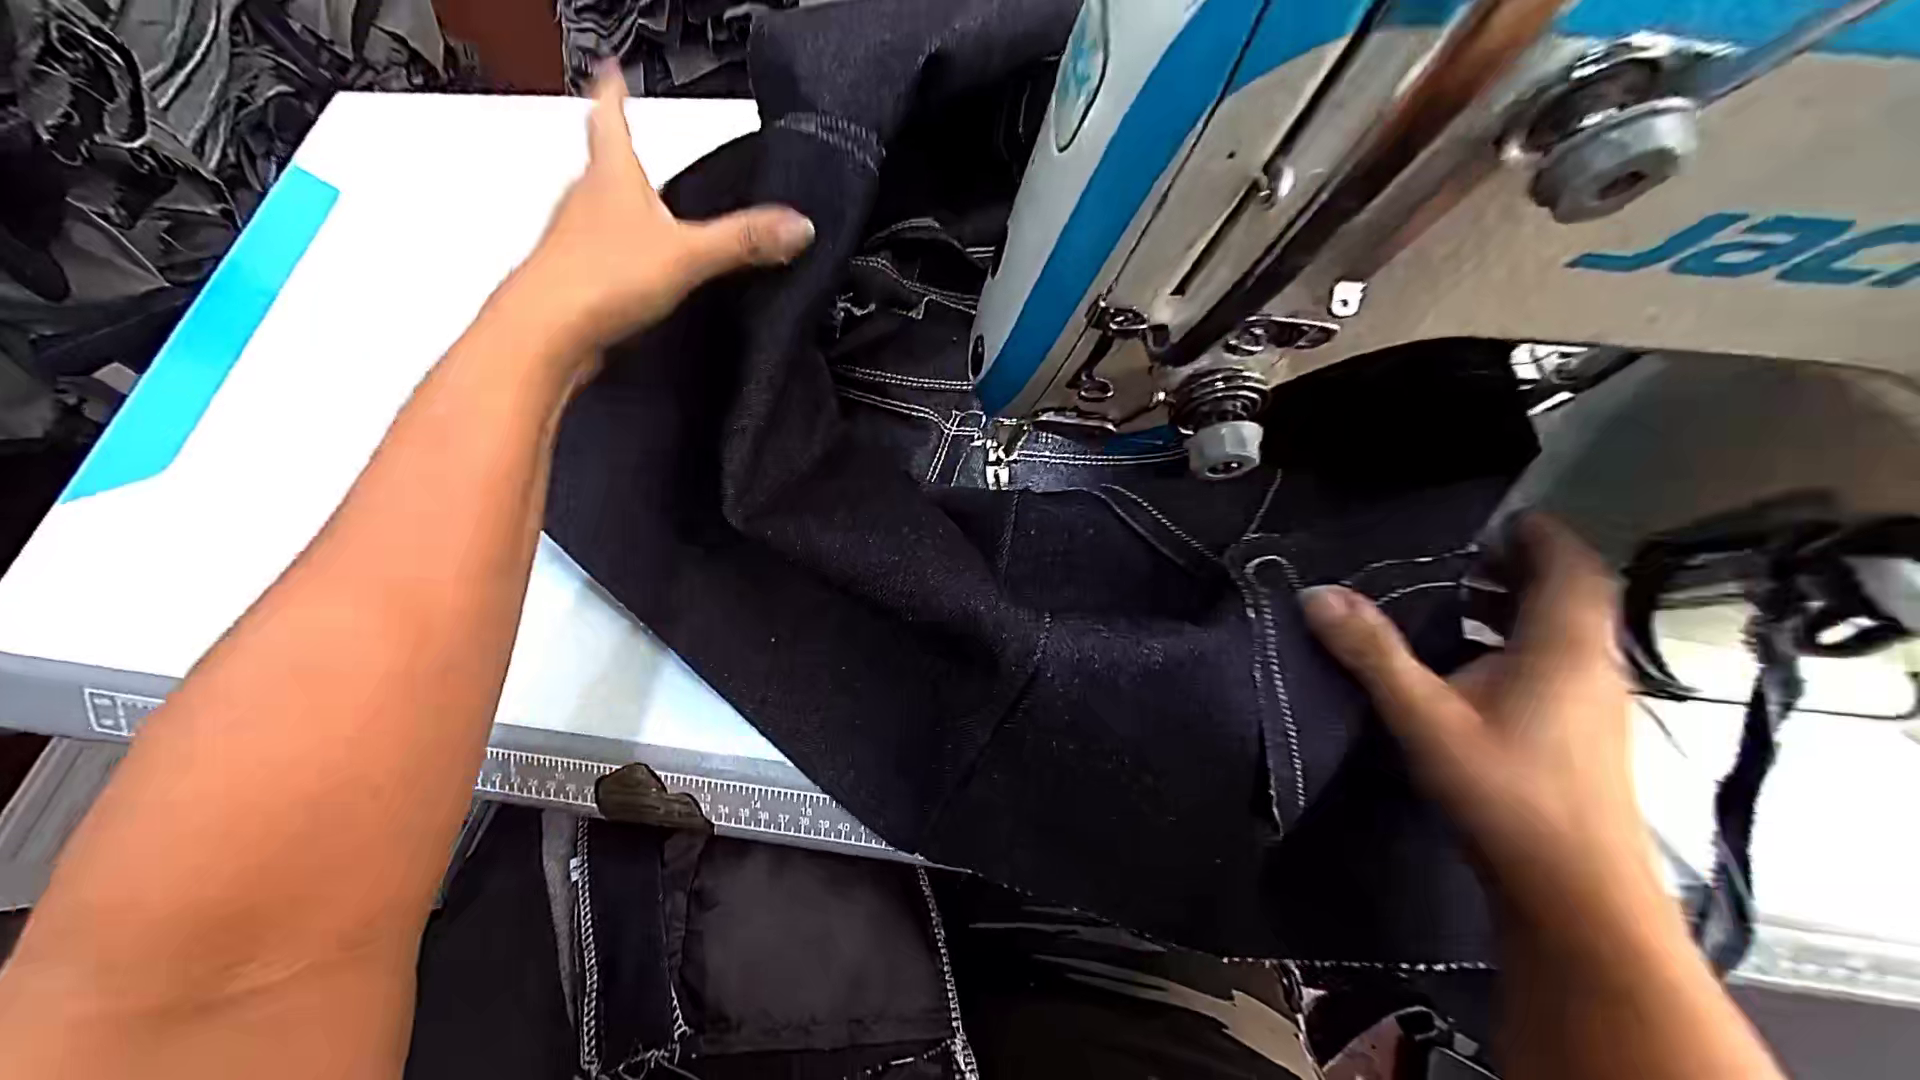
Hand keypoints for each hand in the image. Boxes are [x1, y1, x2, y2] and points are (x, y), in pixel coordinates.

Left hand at [502, 60, 814, 364]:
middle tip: (630, 143)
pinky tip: (642, 275)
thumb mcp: (689, 254)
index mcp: (612, 177)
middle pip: (603, 164)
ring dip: (622, 207)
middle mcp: (587, 201)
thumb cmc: (596, 279)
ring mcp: (579, 240)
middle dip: (620, 153)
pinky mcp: (581, 279)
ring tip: (647, 213)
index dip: (613, 90)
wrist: (548, 333)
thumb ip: (745, 240)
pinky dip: (624, 255)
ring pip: (601, 211)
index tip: (614, 70)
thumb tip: (797, 226)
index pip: (609, 116)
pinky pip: (605, 256)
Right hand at [1301, 515, 1658, 929]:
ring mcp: (1592, 703)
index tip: (1496, 521)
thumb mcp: (1423, 715)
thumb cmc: (1505, 790)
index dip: (1540, 536)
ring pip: (1561, 632)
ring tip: (1455, 599)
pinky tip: (1468, 664)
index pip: (1571, 566)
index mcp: (1563, 646)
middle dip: (1519, 568)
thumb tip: (1316, 594)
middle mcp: (1590, 665)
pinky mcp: (1581, 733)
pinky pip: (1554, 663)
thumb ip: (1370, 651)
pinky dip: (1515, 642)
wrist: (1574, 890)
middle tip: (1460, 556)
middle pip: (1568, 596)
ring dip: (1515, 606)